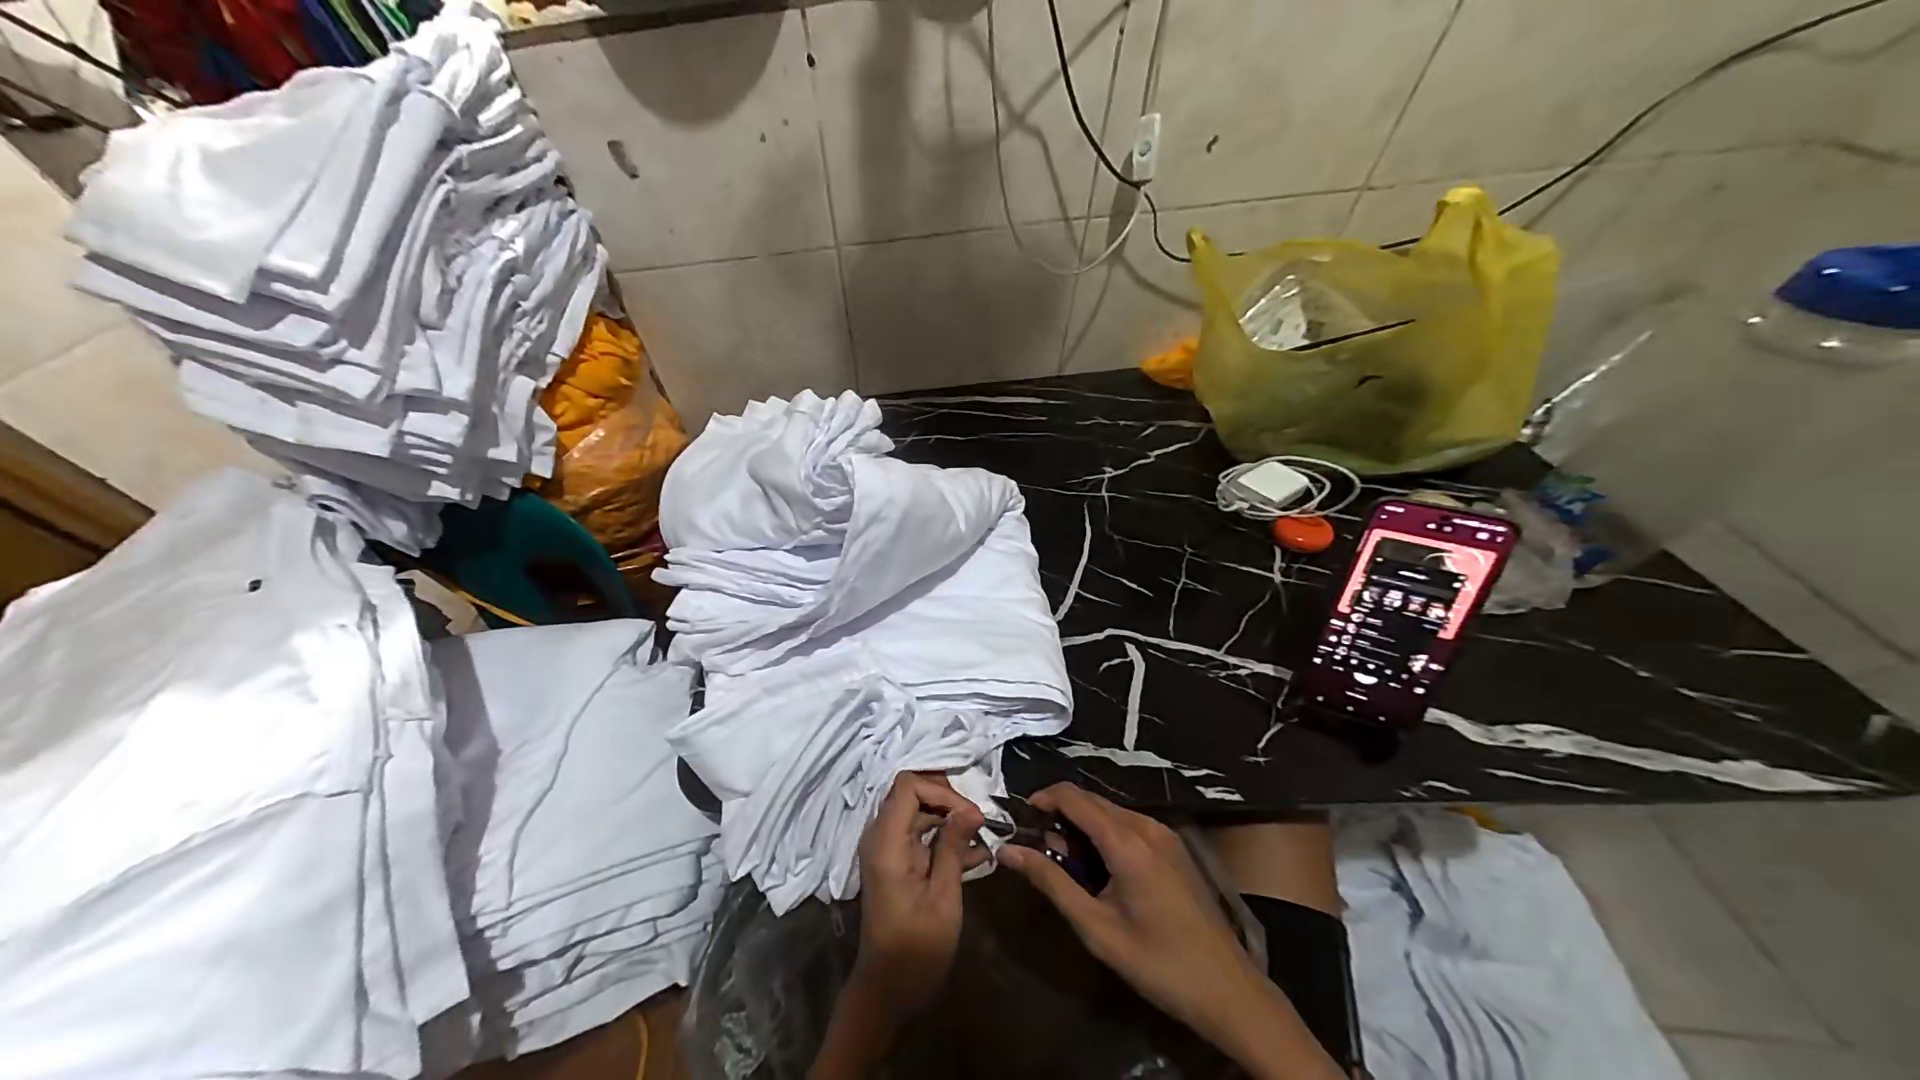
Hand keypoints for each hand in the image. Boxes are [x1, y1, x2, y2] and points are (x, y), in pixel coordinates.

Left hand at [849, 772, 987, 1018]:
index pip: (908, 786)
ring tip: (983, 837)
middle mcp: (881, 838)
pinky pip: (920, 835)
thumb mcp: (944, 897)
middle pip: (913, 794)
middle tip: (981, 822)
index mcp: (887, 842)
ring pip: (919, 813)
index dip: (941, 791)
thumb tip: (972, 808)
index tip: (971, 813)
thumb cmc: (917, 947)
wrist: (888, 990)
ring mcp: (887, 850)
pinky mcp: (896, 863)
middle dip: (949, 801)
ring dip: (950, 820)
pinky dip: (945, 838)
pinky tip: (975, 855)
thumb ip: (953, 847)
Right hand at [1002, 784, 1341, 1079]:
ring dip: (1082, 827)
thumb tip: (1008, 850)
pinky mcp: (1173, 847)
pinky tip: (1099, 871)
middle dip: (1060, 816)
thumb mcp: (1096, 927)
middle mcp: (1147, 825)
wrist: (1228, 990)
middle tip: (1042, 854)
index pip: (1073, 796)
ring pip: (1109, 812)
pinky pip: (1128, 825)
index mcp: (1127, 841)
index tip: (1020, 819)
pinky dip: (1104, 835)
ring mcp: (1165, 834)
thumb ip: (1051, 882)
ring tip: (1068, 867)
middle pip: (1091, 800)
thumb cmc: (1158, 963)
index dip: (1042, 799)